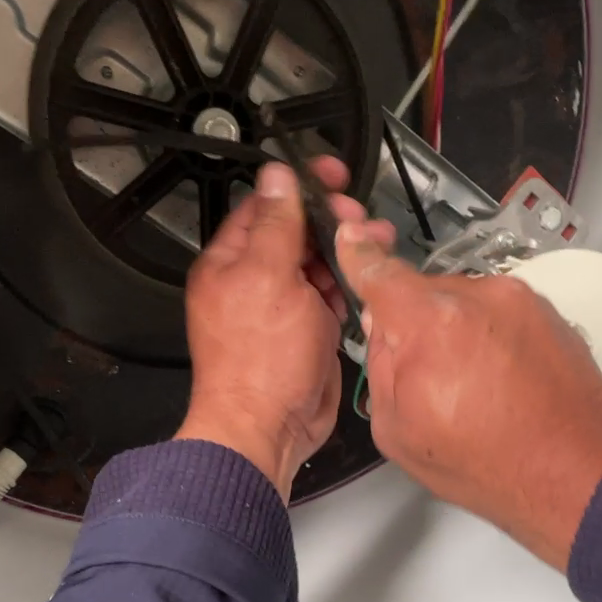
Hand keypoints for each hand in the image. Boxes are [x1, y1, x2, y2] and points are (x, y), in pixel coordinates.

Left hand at [176, 160, 393, 499]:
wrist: (269, 427)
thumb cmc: (258, 362)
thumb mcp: (269, 278)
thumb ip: (277, 225)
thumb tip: (277, 177)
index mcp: (230, 263)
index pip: (266, 206)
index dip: (300, 186)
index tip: (332, 174)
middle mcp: (253, 282)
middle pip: (296, 233)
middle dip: (330, 220)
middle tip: (356, 217)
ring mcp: (282, 308)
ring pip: (317, 264)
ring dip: (344, 252)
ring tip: (371, 243)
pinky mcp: (306, 332)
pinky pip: (330, 297)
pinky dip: (348, 287)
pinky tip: (364, 281)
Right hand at [334, 223, 601, 569]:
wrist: (574, 475)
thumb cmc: (485, 463)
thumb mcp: (397, 431)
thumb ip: (380, 367)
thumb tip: (384, 331)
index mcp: (431, 323)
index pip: (380, 273)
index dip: (360, 257)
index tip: (352, 240)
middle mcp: (479, 296)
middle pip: (424, 294)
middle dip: (416, 325)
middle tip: (428, 379)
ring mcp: (521, 300)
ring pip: (464, 303)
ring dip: (456, 332)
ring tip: (473, 389)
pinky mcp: (550, 312)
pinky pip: (500, 313)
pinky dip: (490, 338)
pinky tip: (501, 383)